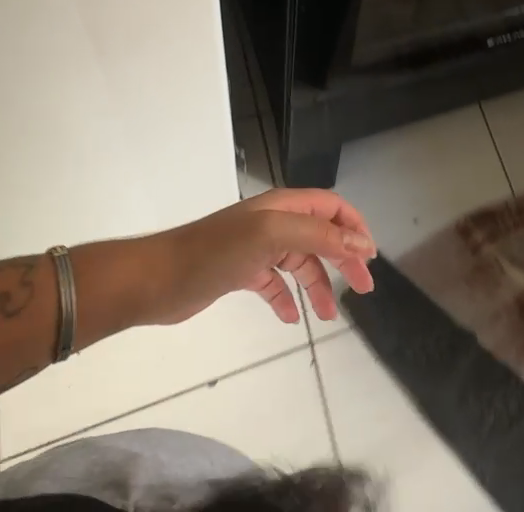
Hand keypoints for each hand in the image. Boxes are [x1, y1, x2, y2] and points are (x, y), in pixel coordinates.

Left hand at [150, 190, 376, 325]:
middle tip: (363, 288)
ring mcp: (256, 248)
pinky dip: (287, 299)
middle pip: (322, 236)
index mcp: (284, 206)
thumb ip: (320, 237)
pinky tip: (291, 317)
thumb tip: (362, 245)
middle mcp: (274, 222)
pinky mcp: (240, 273)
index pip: (333, 208)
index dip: (355, 228)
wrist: (154, 279)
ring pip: (301, 264)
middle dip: (344, 259)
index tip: (370, 257)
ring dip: (319, 285)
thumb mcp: (273, 235)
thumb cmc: (215, 252)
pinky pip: (275, 284)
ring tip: (330, 314)